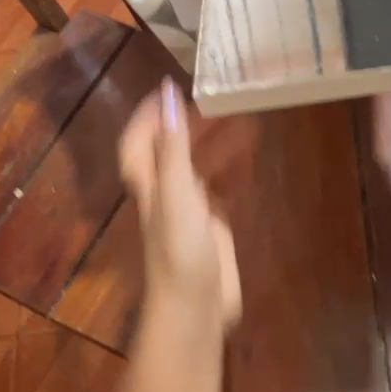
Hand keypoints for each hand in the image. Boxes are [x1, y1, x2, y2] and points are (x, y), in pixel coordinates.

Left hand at [119, 80, 241, 336]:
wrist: (196, 307)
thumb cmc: (181, 251)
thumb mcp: (177, 193)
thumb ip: (175, 146)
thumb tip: (169, 94)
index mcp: (150, 182)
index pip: (140, 138)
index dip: (149, 113)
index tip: (172, 84)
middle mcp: (166, 191)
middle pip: (172, 147)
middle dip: (190, 121)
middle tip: (221, 96)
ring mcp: (190, 209)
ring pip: (198, 164)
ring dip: (215, 141)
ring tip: (243, 117)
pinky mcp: (212, 226)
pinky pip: (220, 186)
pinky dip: (232, 168)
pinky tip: (250, 158)